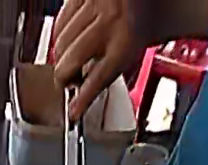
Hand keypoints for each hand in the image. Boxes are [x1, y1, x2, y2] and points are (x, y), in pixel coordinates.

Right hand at [53, 0, 144, 121]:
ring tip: (72, 59)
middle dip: (65, 78)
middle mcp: (109, 20)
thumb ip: (115, 66)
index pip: (96, 79)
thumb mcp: (140, 45)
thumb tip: (86, 91)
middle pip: (69, 62)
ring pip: (59, 42)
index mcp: (127, 41)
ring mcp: (93, 3)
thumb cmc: (148, 11)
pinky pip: (60, 20)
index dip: (82, 100)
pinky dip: (61, 33)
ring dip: (62, 57)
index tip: (74, 112)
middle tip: (72, 82)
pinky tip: (71, 37)